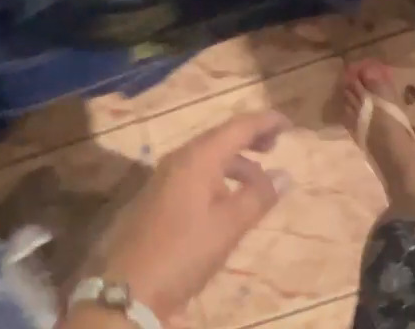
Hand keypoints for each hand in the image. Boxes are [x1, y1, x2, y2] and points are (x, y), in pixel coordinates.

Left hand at [79, 111, 291, 322]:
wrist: (125, 293)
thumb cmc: (182, 253)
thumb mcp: (229, 227)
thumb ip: (259, 196)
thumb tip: (285, 174)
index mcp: (198, 158)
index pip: (239, 126)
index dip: (266, 122)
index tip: (289, 125)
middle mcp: (180, 160)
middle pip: (221, 137)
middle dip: (250, 139)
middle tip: (276, 146)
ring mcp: (164, 179)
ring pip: (207, 158)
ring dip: (235, 163)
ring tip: (257, 184)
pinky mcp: (156, 199)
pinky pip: (195, 175)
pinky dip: (218, 178)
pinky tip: (225, 203)